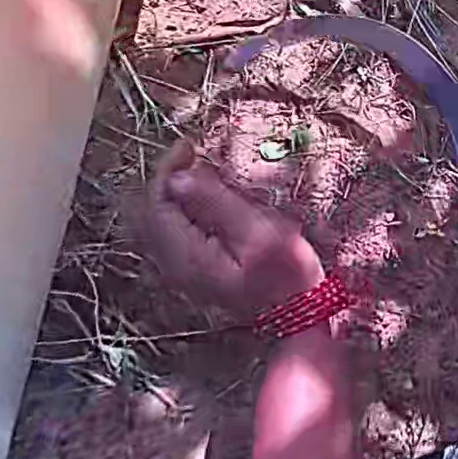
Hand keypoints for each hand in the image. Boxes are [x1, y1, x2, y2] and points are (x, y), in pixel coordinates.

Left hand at [146, 141, 324, 317]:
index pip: (158, 204)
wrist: (301, 312)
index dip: (169, 170)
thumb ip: (217, 203)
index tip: (190, 146)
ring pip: (166, 220)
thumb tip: (180, 178)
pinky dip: (188, 207)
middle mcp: (175, 265)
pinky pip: (179, 230)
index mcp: (185, 256)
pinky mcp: (198, 269)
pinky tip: (209, 196)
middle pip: (156, 211)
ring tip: (202, 168)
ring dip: (180, 191)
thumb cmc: (287, 272)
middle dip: (172, 178)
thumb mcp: (258, 232)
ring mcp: (184, 270)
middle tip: (195, 153)